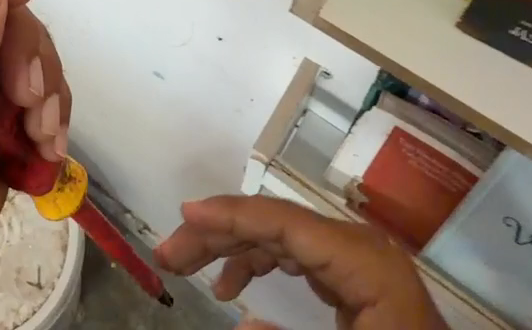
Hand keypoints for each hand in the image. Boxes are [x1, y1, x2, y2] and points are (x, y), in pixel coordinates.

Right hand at [155, 196, 448, 329]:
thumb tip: (240, 320)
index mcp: (363, 260)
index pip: (284, 222)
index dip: (231, 215)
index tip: (185, 213)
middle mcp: (357, 247)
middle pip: (274, 225)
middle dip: (218, 235)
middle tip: (168, 254)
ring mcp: (354, 261)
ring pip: (278, 239)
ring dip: (230, 249)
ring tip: (185, 266)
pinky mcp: (351, 279)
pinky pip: (294, 258)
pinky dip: (256, 264)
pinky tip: (230, 287)